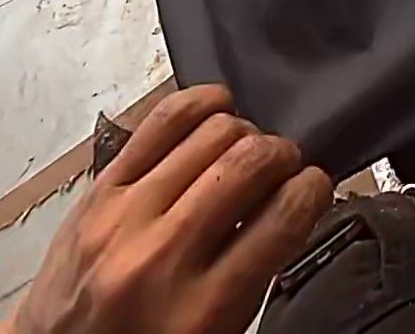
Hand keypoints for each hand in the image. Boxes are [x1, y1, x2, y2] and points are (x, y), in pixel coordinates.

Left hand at [9, 86, 333, 333]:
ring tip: (245, 151)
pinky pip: (166, 117)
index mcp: (200, 312)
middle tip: (283, 167)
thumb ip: (261, 263)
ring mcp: (123, 217)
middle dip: (284, 154)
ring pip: (217, 130)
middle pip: (252, 160)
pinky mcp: (99, 188)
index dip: (315, 187)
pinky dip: (205, 103)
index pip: (286, 213)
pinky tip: (218, 115)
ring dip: (248, 132)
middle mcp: (160, 258)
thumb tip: (296, 189)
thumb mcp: (219, 331)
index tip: (314, 187)